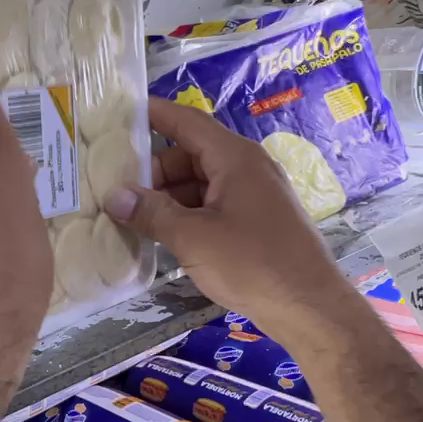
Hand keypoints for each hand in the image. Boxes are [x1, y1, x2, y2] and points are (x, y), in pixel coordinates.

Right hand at [103, 99, 353, 344]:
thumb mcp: (193, 238)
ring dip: (168, 196)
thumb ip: (152, 213)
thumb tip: (114, 196)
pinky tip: (164, 235)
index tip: (120, 115)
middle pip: (190, 154)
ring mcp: (254, 195)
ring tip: (134, 217)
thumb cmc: (251, 264)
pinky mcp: (257, 221)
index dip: (154, 114)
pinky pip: (213, 204)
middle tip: (117, 191)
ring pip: (200, 183)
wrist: (308, 307)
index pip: (187, 122)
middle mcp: (247, 168)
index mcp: (234, 158)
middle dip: (153, 170)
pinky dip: (187, 213)